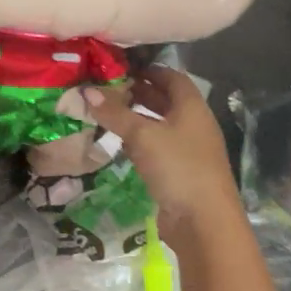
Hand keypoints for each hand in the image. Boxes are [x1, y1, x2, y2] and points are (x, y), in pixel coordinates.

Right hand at [82, 65, 241, 233]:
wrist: (204, 222)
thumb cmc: (178, 167)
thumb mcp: (142, 136)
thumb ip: (115, 113)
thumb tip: (86, 91)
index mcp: (192, 107)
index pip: (172, 77)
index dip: (149, 69)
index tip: (121, 67)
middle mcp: (193, 124)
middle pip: (166, 101)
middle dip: (139, 93)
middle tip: (108, 88)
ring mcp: (188, 150)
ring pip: (160, 125)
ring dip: (137, 118)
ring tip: (108, 112)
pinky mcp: (180, 173)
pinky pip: (158, 149)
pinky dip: (140, 142)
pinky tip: (119, 143)